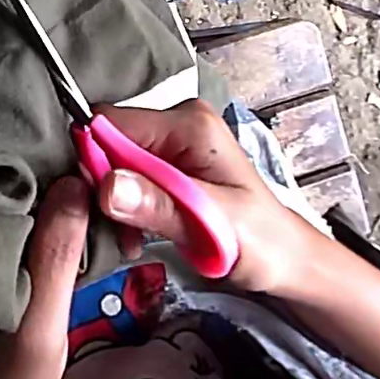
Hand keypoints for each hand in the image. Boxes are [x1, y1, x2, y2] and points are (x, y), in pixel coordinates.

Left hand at [0, 176, 86, 378]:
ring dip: (55, 195)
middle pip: (10, 187)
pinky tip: (76, 216)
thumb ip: (55, 257)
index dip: (39, 158)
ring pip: (21, 206)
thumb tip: (73, 183)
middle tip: (96, 162)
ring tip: (92, 181)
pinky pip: (27, 228)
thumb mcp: (40, 323)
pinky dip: (52, 219)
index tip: (81, 147)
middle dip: (49, 170)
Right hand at [92, 100, 323, 294]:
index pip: (111, 123)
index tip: (96, 205)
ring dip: (112, 201)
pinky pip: (126, 174)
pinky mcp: (168, 162)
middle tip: (120, 231)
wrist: (285, 257)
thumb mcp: (212, 225)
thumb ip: (158, 204)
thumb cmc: (261, 241)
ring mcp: (172, 140)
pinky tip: (137, 232)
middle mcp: (177, 122)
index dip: (94, 161)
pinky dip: (123, 204)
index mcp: (189, 124)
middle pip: (108, 140)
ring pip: (112, 160)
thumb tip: (107, 184)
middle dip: (103, 186)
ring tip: (132, 238)